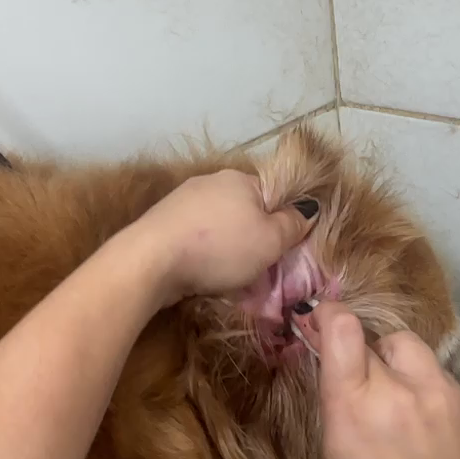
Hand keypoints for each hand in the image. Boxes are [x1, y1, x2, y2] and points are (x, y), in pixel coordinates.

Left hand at [122, 169, 315, 305]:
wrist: (151, 260)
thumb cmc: (220, 248)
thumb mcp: (270, 240)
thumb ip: (293, 223)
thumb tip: (308, 208)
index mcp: (240, 179)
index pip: (273, 195)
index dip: (282, 223)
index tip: (282, 250)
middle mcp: (211, 182)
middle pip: (245, 211)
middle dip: (253, 239)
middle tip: (259, 270)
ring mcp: (183, 201)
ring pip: (219, 227)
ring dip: (227, 250)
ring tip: (230, 279)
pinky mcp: (163, 223)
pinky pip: (196, 238)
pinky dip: (203, 255)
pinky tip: (202, 275)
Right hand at [301, 301, 459, 458]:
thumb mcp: (337, 454)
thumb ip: (334, 396)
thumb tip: (324, 348)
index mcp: (356, 409)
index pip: (343, 328)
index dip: (329, 316)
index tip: (321, 321)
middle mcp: (400, 390)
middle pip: (372, 333)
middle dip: (360, 348)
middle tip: (359, 379)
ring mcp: (442, 392)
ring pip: (406, 345)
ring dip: (392, 359)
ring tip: (394, 396)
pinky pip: (432, 369)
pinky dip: (419, 381)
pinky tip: (422, 417)